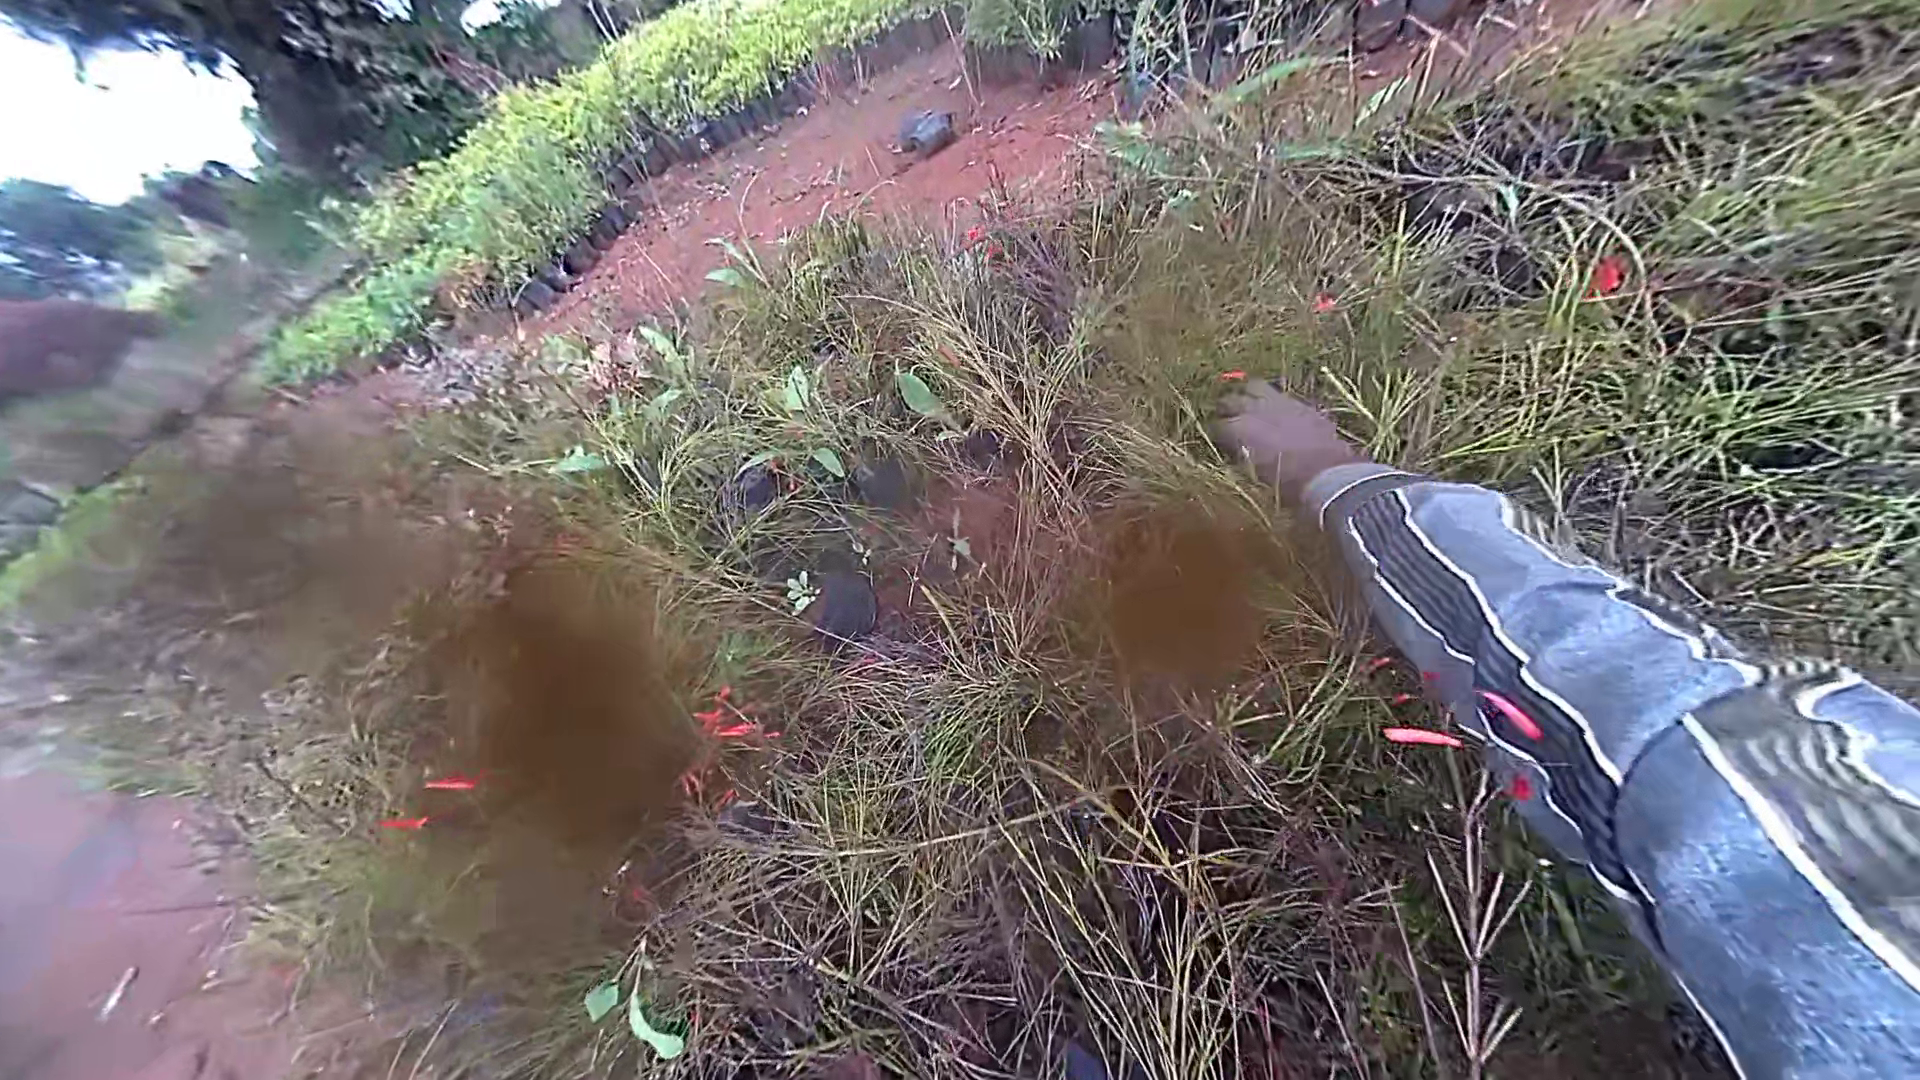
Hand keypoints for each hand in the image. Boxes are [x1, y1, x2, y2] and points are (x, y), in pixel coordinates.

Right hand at [1215, 382, 1367, 503]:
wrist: (1328, 476)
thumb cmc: (1284, 484)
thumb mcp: (1252, 473)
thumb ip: (1238, 454)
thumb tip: (1232, 447)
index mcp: (1237, 429)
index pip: (1215, 425)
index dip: (1213, 432)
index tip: (1214, 438)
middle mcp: (1254, 410)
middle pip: (1230, 399)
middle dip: (1225, 407)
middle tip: (1223, 416)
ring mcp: (1280, 403)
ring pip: (1255, 387)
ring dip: (1247, 394)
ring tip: (1246, 403)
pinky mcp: (1302, 403)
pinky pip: (1280, 395)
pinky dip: (1272, 401)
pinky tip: (1274, 411)